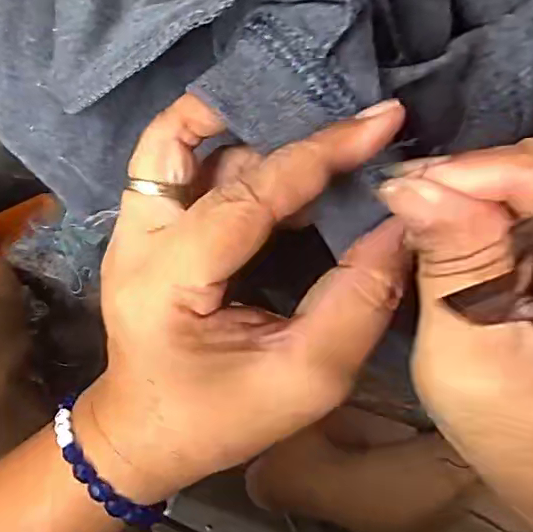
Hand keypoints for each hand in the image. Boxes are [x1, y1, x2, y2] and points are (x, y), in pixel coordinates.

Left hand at [74, 94, 411, 501]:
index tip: (381, 120)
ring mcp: (129, 236)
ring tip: (311, 138)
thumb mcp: (302, 378)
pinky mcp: (140, 240)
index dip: (315, 154)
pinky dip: (227, 163)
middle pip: (165, 142)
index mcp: (165, 278)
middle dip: (235, 108)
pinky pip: (177, 179)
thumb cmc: (214, 419)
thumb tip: (403, 224)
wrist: (142, 432)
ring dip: (234, 134)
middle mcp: (134, 242)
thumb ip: (355, 300)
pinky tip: (283, 176)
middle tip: (314, 99)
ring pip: (167, 153)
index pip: (242, 194)